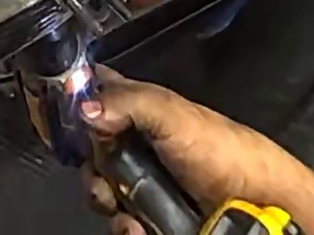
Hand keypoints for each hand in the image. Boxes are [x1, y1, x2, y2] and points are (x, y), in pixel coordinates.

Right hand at [79, 67, 310, 233]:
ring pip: (101, 191)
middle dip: (89, 168)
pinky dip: (125, 228)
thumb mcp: (170, 113)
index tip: (60, 119)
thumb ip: (127, 102)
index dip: (75, 103)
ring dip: (105, 201)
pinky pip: (120, 224)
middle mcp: (134, 142)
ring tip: (127, 208)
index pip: (95, 93)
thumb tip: (84, 108)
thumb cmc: (218, 146)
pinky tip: (139, 227)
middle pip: (89, 151)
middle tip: (103, 175)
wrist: (253, 203)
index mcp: (136, 105)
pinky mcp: (148, 217)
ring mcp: (141, 182)